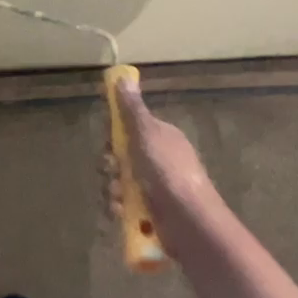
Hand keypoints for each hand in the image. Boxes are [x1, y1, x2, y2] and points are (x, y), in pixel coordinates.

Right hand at [104, 74, 220, 248]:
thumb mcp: (146, 133)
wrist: (188, 220)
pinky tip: (123, 212)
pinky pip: (127, 205)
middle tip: (113, 171)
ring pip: (121, 182)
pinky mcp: (152, 212)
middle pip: (122, 157)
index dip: (115, 135)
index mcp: (162, 137)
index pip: (130, 128)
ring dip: (114, 189)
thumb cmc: (167, 171)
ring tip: (120, 197)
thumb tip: (123, 77)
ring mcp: (157, 187)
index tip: (109, 142)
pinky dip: (121, 208)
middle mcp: (160, 160)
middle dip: (111, 165)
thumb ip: (132, 108)